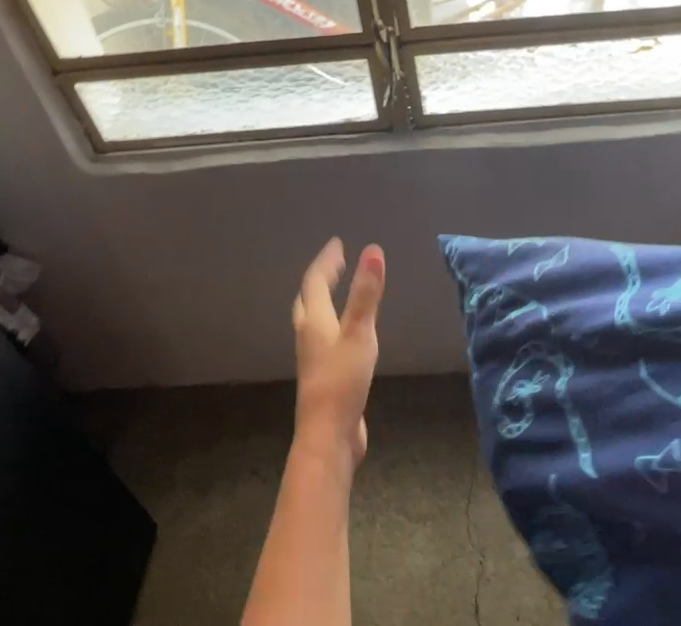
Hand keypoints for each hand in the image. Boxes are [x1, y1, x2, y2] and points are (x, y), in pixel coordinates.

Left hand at [291, 238, 385, 466]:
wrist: (329, 436)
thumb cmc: (342, 381)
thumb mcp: (360, 333)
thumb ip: (366, 293)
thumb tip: (372, 251)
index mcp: (314, 322)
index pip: (315, 282)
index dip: (327, 261)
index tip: (337, 244)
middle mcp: (309, 337)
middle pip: (308, 300)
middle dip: (321, 279)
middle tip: (335, 264)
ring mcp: (314, 359)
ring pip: (313, 321)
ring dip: (322, 302)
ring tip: (336, 293)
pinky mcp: (324, 378)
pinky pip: (324, 340)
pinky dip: (333, 325)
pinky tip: (345, 337)